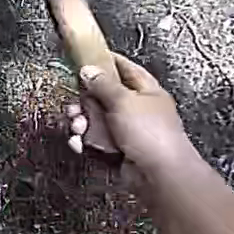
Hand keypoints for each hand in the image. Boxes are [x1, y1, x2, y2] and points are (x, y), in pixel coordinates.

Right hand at [66, 54, 196, 183]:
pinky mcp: (118, 149)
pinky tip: (79, 143)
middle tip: (74, 106)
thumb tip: (88, 70)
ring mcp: (128, 131)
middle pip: (104, 97)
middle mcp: (137, 109)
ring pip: (97, 120)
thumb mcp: (123, 101)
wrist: (159, 174)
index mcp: (146, 91)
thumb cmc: (149, 132)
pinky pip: (96, 140)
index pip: (125, 69)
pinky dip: (85, 141)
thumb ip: (103, 84)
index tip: (87, 59)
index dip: (107, 62)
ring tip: (77, 127)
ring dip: (82, 123)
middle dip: (85, 102)